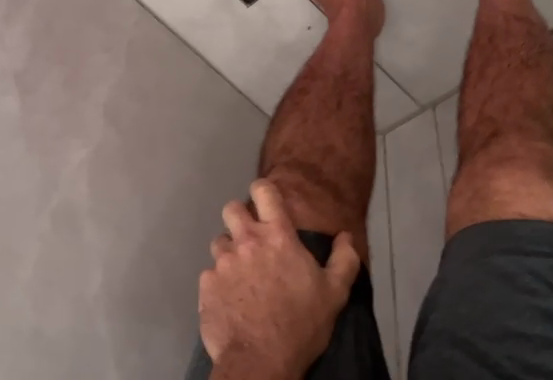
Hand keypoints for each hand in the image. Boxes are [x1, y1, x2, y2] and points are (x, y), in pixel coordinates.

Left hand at [199, 179, 360, 379]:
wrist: (260, 362)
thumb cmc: (301, 324)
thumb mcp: (334, 294)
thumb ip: (344, 260)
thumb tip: (346, 236)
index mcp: (278, 236)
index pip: (264, 192)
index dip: (262, 190)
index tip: (265, 200)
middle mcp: (246, 241)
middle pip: (232, 209)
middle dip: (239, 218)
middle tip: (250, 239)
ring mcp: (223, 262)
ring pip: (219, 242)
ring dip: (229, 253)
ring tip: (240, 275)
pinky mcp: (206, 285)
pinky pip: (210, 274)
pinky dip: (219, 283)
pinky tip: (231, 301)